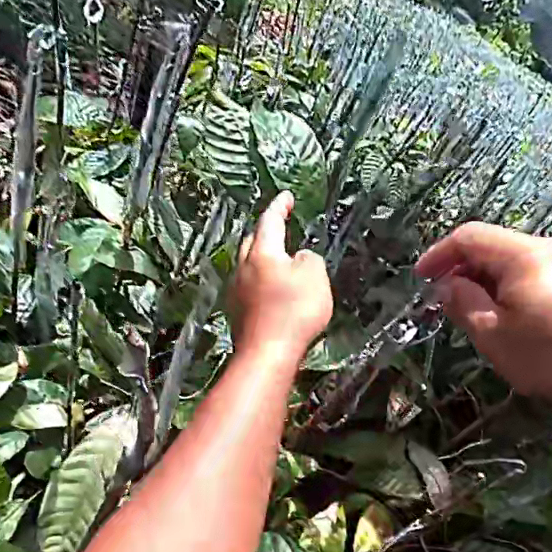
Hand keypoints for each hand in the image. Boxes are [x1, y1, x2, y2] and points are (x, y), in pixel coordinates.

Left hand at [233, 191, 332, 359]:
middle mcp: (243, 268)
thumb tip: (297, 259)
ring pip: (248, 265)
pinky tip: (271, 289)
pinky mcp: (237, 312)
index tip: (286, 197)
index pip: (269, 220)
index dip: (279, 206)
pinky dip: (260, 280)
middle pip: (252, 241)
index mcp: (261, 253)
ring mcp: (236, 291)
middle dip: (265, 230)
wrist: (267, 353)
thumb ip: (308, 258)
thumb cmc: (293, 311)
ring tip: (278, 257)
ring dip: (262, 257)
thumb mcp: (315, 275)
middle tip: (279, 224)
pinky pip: (249, 286)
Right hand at [415, 223, 551, 414]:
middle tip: (442, 300)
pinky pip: (533, 272)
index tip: (420, 279)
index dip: (439, 254)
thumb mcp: (492, 334)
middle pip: (493, 245)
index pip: (470, 236)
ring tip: (470, 311)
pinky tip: (504, 315)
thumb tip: (448, 285)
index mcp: (526, 254)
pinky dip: (507, 286)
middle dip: (461, 269)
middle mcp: (551, 247)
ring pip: (512, 260)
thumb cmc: (551, 356)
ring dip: (483, 280)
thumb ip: (463, 302)